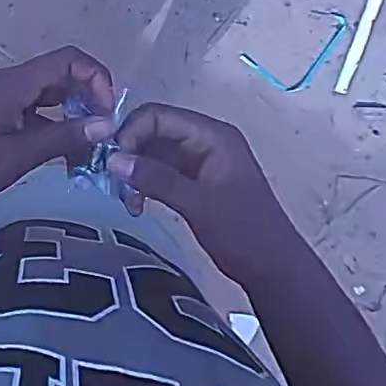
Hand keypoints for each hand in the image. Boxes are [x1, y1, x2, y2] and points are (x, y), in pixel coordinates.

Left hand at [0, 46, 116, 204]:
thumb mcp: (21, 154)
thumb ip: (65, 137)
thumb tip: (106, 125)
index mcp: (16, 83)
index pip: (69, 60)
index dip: (97, 79)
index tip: (106, 112)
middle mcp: (12, 81)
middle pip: (63, 74)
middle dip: (90, 97)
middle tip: (103, 130)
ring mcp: (5, 95)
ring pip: (52, 92)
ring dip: (74, 112)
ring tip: (88, 142)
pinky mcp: (1, 111)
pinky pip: (38, 107)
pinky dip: (55, 123)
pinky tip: (64, 149)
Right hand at [109, 104, 304, 284]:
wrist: (273, 269)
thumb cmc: (244, 233)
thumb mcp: (198, 203)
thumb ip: (156, 179)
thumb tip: (114, 161)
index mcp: (213, 136)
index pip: (159, 116)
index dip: (131, 132)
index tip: (112, 161)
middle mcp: (205, 142)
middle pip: (154, 132)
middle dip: (129, 153)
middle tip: (112, 182)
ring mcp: (199, 162)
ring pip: (153, 154)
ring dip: (134, 172)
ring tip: (124, 198)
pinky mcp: (194, 183)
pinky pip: (160, 173)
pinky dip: (144, 185)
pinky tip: (135, 204)